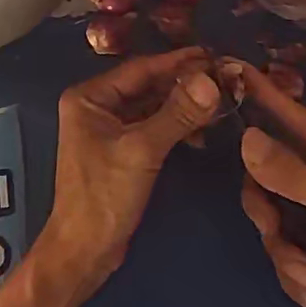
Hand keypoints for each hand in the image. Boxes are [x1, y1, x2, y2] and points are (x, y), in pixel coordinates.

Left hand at [46, 48, 220, 283]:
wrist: (84, 251)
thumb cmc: (104, 196)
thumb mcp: (142, 150)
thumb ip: (176, 114)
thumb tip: (210, 80)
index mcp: (89, 97)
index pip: (139, 69)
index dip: (176, 62)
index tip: (210, 55)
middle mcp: (95, 105)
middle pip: (145, 86)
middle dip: (182, 83)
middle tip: (221, 76)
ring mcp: (106, 128)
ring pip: (150, 106)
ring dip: (181, 105)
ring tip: (218, 100)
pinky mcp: (119, 149)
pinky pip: (150, 126)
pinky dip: (174, 126)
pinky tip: (200, 131)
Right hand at [232, 63, 305, 306]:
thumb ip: (297, 178)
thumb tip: (245, 137)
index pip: (295, 117)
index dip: (262, 94)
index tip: (229, 70)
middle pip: (267, 174)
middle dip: (269, 211)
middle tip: (274, 230)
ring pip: (271, 218)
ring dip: (287, 255)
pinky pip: (282, 253)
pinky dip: (297, 279)